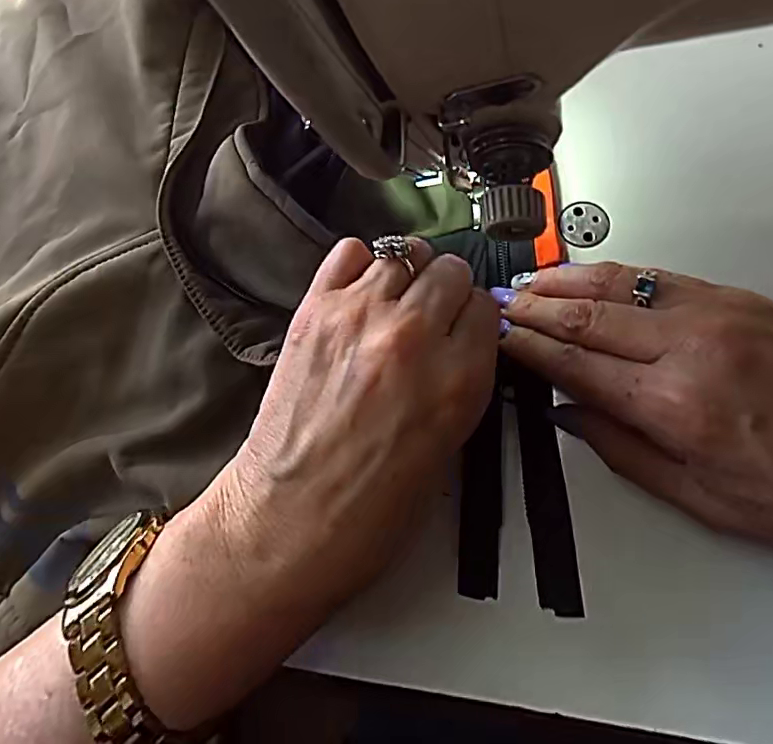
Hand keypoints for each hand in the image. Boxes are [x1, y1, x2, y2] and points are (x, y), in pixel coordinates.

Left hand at [212, 237, 500, 610]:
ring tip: (397, 301)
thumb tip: (466, 334)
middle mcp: (413, 337)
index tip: (464, 327)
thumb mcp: (451, 443)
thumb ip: (465, 376)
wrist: (286, 522)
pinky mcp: (314, 311)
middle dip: (448, 291)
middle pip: (451, 270)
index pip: (486, 306)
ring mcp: (360, 317)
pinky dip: (361, 264)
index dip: (475, 318)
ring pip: (406, 254)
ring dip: (408, 275)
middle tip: (433, 315)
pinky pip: (351, 251)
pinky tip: (361, 293)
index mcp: (457, 377)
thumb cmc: (370, 506)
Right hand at [499, 263, 772, 588]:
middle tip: (501, 303)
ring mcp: (720, 311)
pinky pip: (661, 276)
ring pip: (621, 281)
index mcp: (679, 405)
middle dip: (536, 305)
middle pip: (589, 313)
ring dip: (570, 279)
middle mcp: (693, 345)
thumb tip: (574, 414)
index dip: (529, 347)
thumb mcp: (707, 503)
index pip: (577, 363)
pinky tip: (597, 277)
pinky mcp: (743, 297)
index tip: (499, 338)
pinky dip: (618, 274)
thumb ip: (626, 450)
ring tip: (533, 281)